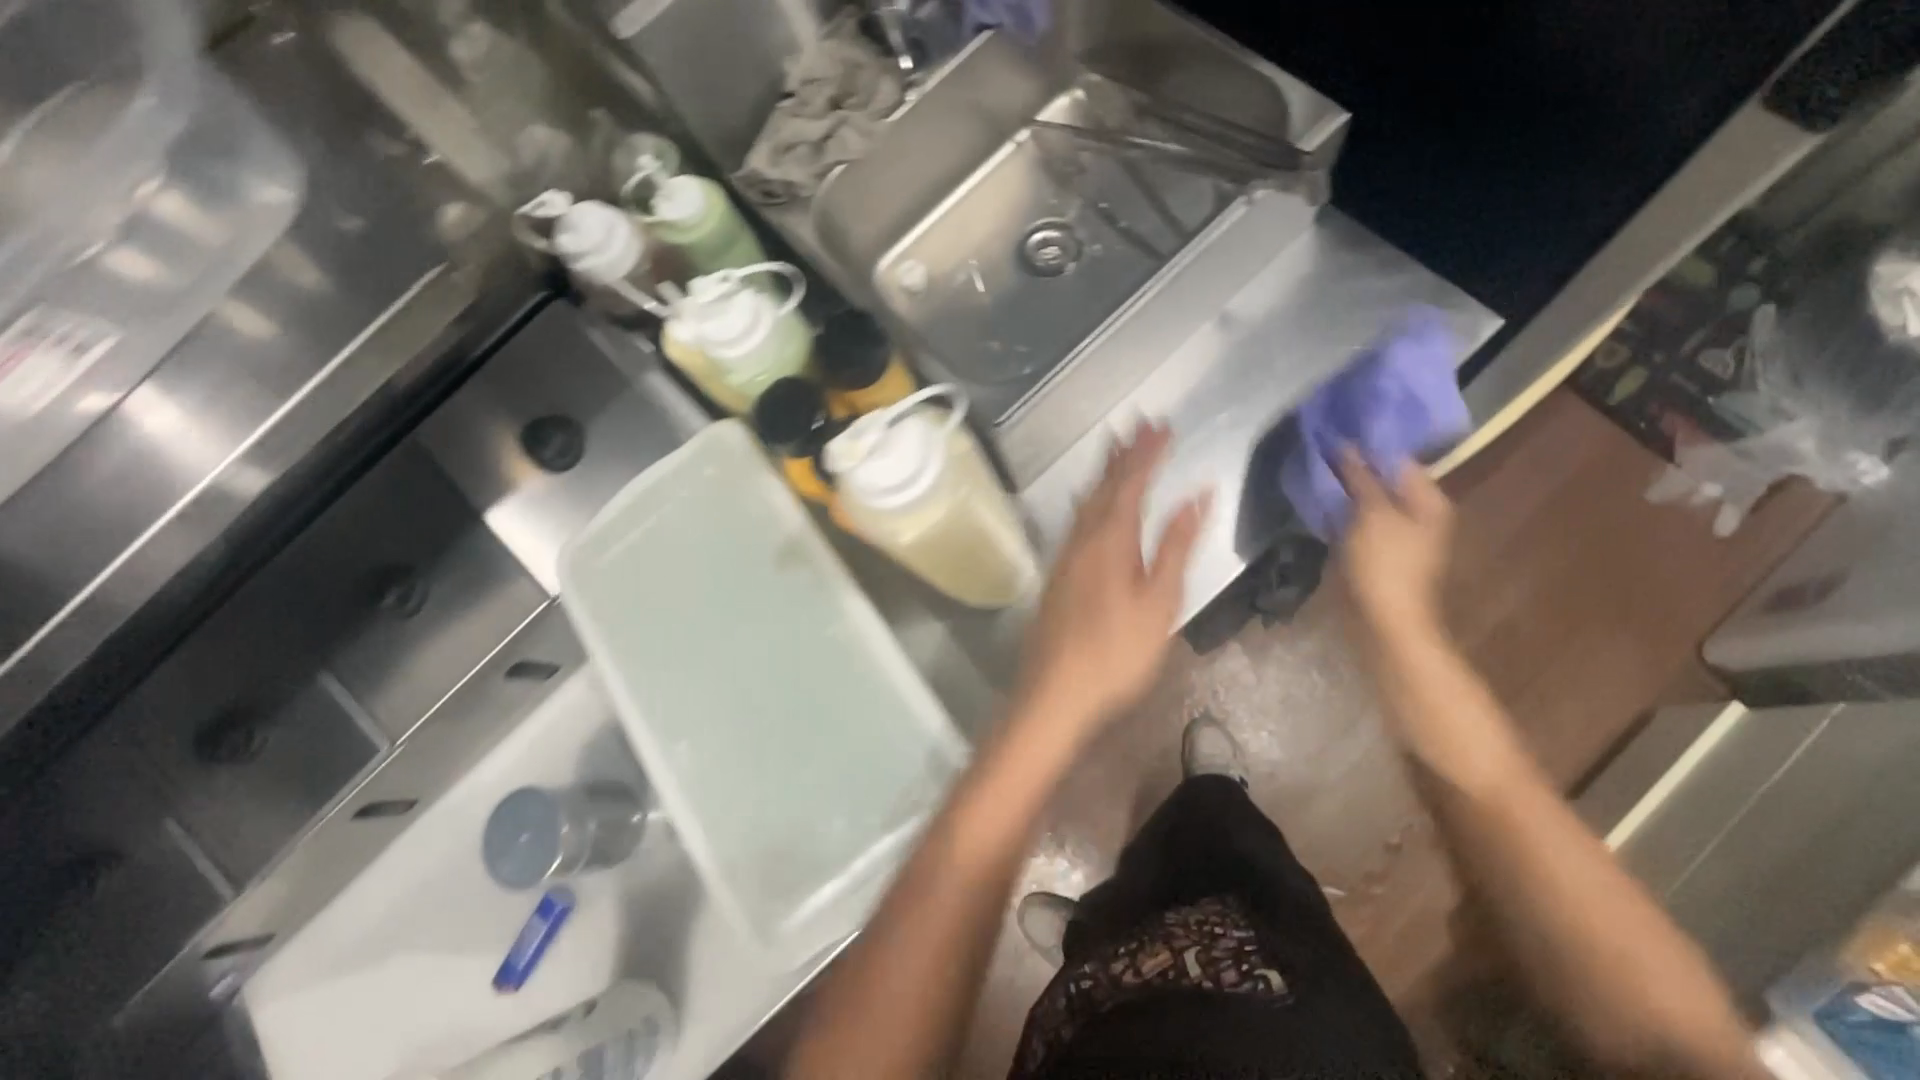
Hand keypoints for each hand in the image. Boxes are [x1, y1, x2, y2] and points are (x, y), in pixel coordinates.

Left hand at [1015, 421, 1211, 737]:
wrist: (1054, 693)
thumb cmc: (1116, 653)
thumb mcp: (1159, 602)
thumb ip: (1176, 546)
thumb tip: (1198, 494)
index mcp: (1111, 539)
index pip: (1132, 482)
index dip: (1148, 453)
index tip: (1163, 425)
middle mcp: (1082, 539)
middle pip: (1104, 486)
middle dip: (1124, 454)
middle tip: (1139, 424)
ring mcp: (1064, 557)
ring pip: (1086, 502)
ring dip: (1104, 473)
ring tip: (1116, 449)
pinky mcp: (1056, 576)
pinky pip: (1075, 521)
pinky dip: (1090, 501)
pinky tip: (1090, 506)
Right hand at [1336, 448, 1453, 648]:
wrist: (1383, 620)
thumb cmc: (1384, 565)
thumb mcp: (1371, 514)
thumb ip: (1360, 477)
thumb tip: (1347, 445)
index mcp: (1428, 499)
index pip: (1398, 459)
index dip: (1368, 447)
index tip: (1336, 436)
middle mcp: (1420, 512)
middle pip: (1385, 480)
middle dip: (1355, 469)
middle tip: (1322, 454)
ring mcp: (1400, 533)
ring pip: (1370, 501)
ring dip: (1347, 491)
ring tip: (1318, 475)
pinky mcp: (1380, 551)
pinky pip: (1361, 521)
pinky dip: (1345, 513)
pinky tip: (1323, 505)